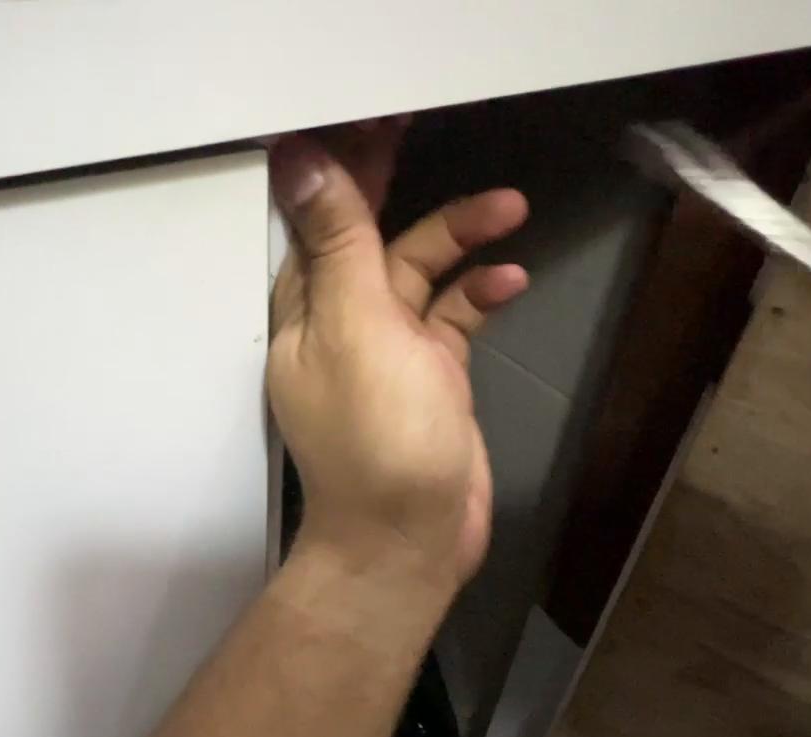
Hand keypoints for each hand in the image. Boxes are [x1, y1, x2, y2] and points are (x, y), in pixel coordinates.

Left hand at [268, 123, 528, 588]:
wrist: (408, 536)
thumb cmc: (378, 439)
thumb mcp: (357, 328)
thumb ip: (339, 247)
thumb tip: (300, 165)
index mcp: (306, 315)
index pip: (319, 226)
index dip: (344, 174)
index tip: (380, 126)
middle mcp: (339, 329)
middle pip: (371, 244)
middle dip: (401, 193)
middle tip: (436, 140)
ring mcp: (388, 355)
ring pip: (419, 278)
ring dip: (459, 241)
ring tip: (509, 208)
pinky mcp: (430, 380)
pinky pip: (452, 320)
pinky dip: (478, 296)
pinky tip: (510, 281)